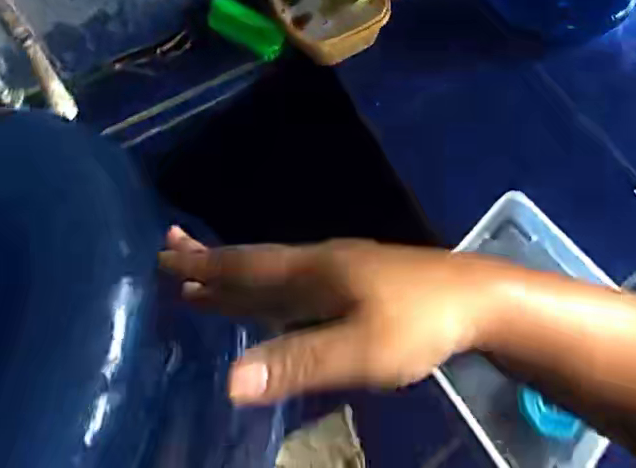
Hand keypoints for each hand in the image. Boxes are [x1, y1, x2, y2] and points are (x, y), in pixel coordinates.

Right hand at [158, 227, 500, 404]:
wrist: (471, 298)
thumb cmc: (416, 321)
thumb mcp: (359, 349)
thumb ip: (297, 361)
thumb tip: (228, 380)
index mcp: (312, 269)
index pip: (246, 265)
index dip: (204, 264)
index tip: (164, 255)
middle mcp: (316, 263)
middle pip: (253, 262)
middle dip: (209, 262)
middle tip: (168, 254)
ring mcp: (335, 272)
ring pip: (271, 273)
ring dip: (234, 275)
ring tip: (200, 279)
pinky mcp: (352, 285)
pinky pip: (291, 285)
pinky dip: (263, 290)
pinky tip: (263, 303)